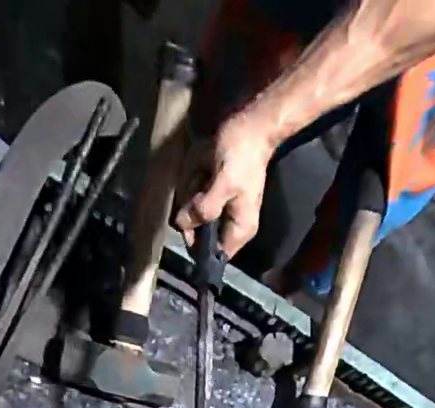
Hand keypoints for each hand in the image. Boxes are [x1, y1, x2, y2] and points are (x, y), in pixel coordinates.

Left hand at [173, 114, 279, 256]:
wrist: (252, 123)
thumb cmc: (243, 154)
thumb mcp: (223, 184)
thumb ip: (204, 209)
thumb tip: (182, 224)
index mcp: (238, 231)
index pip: (211, 257)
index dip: (194, 244)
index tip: (188, 221)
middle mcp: (230, 226)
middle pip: (197, 234)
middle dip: (192, 211)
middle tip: (201, 186)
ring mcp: (221, 210)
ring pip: (192, 216)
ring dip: (191, 193)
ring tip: (205, 172)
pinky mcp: (214, 196)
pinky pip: (194, 199)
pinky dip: (193, 184)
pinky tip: (202, 169)